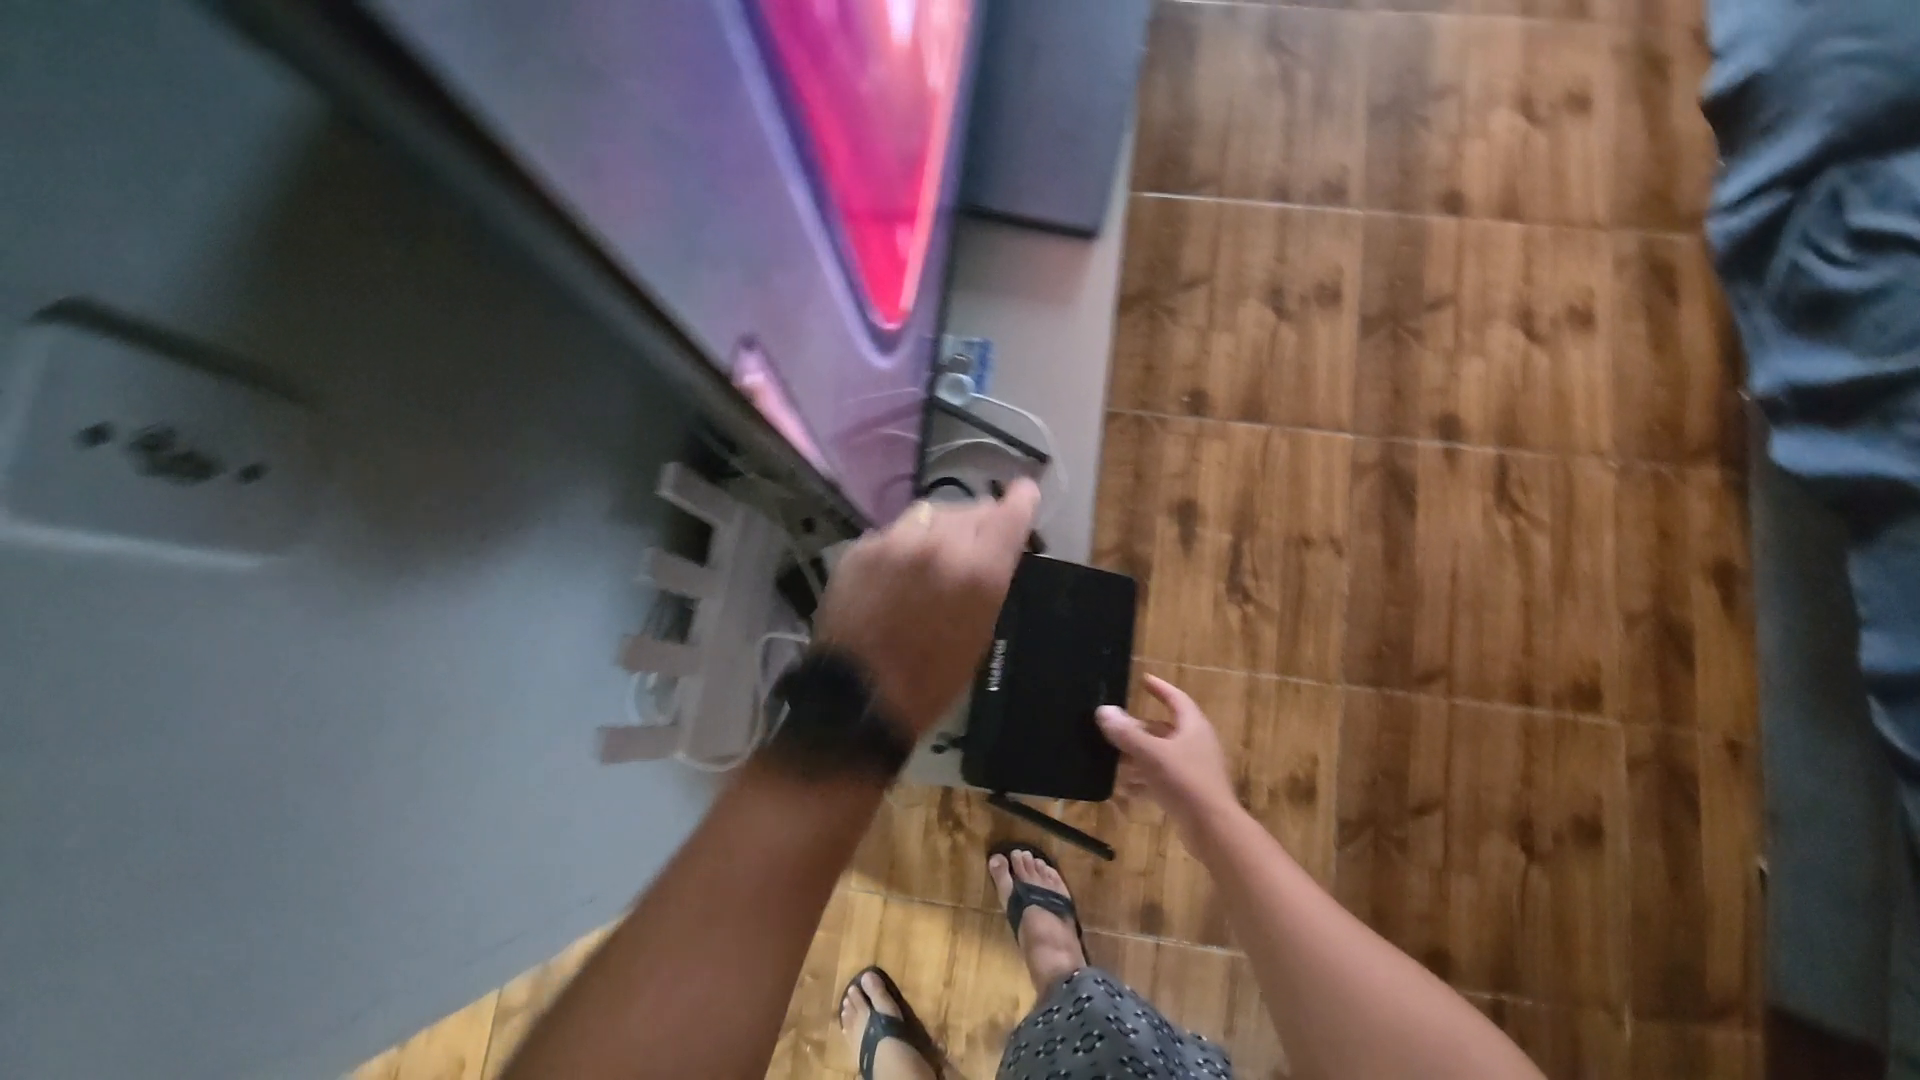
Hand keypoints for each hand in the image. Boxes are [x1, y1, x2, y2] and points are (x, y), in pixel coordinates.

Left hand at [813, 479, 1039, 737]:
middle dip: (978, 521)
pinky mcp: (861, 548)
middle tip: (973, 541)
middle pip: (970, 509)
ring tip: (933, 552)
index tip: (1023, 491)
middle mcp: (940, 544)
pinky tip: (895, 572)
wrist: (859, 696)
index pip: (1010, 513)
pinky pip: (893, 534)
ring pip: (929, 514)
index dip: (1020, 500)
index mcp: (980, 570)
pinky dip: (901, 546)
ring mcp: (896, 542)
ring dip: (938, 528)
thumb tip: (992, 551)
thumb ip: (989, 580)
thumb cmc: (933, 679)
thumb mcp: (980, 632)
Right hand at [1096, 675, 1238, 830]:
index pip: (1176, 699)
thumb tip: (1103, 710)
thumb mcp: (1151, 754)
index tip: (1143, 680)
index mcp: (1193, 727)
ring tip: (1114, 760)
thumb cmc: (1185, 782)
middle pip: (1164, 729)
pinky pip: (1162, 779)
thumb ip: (1126, 733)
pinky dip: (1145, 780)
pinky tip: (1126, 788)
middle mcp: (1196, 744)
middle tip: (1114, 728)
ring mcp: (1194, 769)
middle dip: (1138, 729)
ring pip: (1161, 755)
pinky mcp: (1189, 792)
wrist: (1213, 828)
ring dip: (1138, 756)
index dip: (1160, 688)